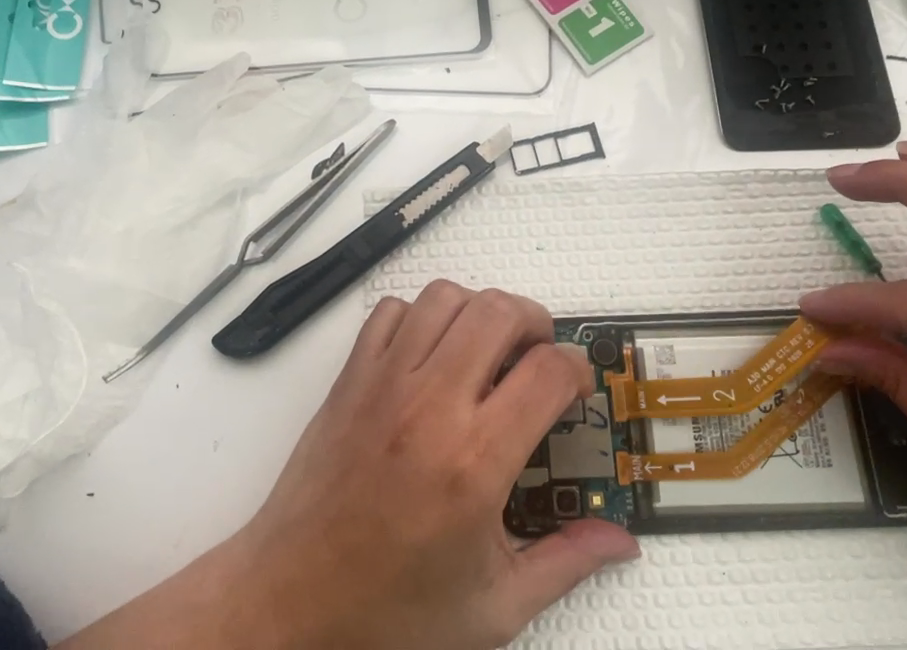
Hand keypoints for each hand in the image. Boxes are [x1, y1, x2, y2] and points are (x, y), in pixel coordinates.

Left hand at [64, 280, 637, 649]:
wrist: (289, 599)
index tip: (576, 387)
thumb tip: (618, 541)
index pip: (548, 371)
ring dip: (479, 310)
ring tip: (489, 347)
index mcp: (475, 462)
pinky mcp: (350, 380)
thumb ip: (566, 563)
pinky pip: (391, 311)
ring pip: (445, 297)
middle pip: (499, 311)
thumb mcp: (493, 604)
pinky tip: (431, 354)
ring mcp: (384, 384)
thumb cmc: (386, 608)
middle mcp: (431, 406)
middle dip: (535, 321)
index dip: (577, 369)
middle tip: (539, 355)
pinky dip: (421, 316)